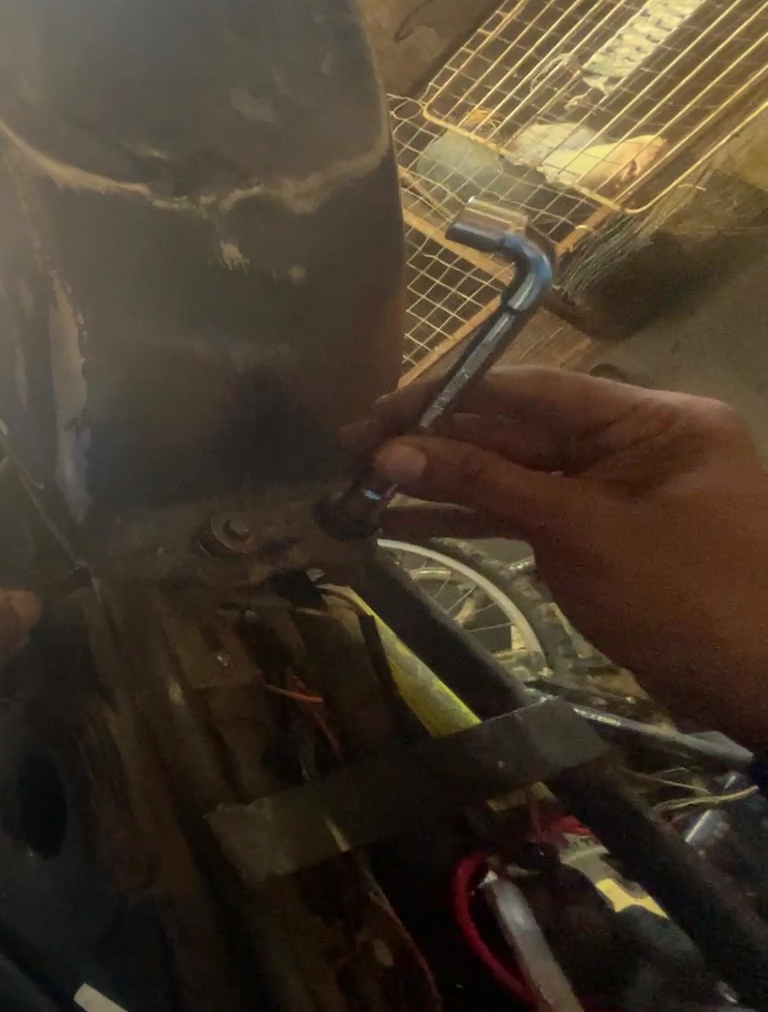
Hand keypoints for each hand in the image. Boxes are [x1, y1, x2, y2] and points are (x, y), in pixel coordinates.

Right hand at [344, 366, 767, 747]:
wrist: (763, 686)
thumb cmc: (689, 592)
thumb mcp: (577, 527)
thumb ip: (479, 482)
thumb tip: (387, 453)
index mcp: (650, 423)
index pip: (529, 391)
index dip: (446, 396)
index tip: (378, 410)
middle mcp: (624, 446)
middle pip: (506, 432)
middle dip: (428, 442)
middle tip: (351, 448)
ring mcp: (600, 491)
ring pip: (497, 474)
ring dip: (432, 481)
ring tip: (361, 483)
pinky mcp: (581, 531)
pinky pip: (506, 512)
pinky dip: (456, 517)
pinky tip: (398, 523)